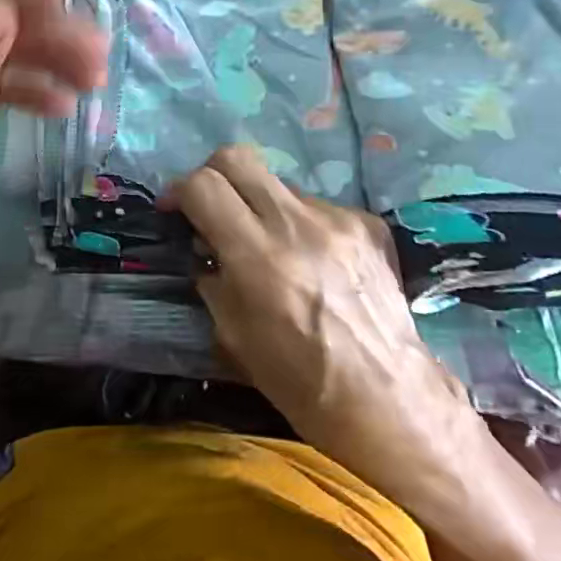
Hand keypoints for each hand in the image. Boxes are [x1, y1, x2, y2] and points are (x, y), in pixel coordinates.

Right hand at [164, 144, 478, 489]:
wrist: (387, 402)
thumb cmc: (298, 379)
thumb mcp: (231, 332)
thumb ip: (212, 276)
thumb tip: (204, 248)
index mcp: (257, 256)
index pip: (204, 186)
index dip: (178, 190)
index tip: (173, 210)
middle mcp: (297, 225)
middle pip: (237, 158)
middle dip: (212, 175)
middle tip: (209, 207)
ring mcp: (337, 220)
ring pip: (278, 184)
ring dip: (259, 205)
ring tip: (268, 245)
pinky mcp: (368, 225)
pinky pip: (316, 207)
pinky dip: (300, 225)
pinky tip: (310, 260)